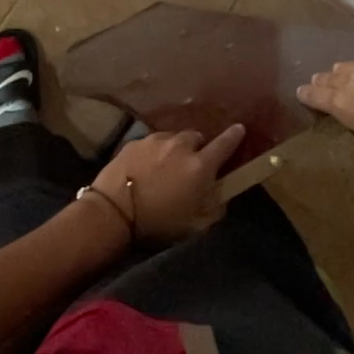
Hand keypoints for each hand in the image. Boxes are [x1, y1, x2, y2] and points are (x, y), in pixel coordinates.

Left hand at [90, 124, 245, 241]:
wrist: (114, 210)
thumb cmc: (159, 222)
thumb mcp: (196, 225)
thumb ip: (215, 207)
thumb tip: (221, 194)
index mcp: (199, 166)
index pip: (224, 145)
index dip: (234, 137)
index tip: (239, 129)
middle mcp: (179, 146)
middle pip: (196, 138)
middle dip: (198, 148)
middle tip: (193, 165)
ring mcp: (155, 140)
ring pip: (173, 138)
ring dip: (175, 149)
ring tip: (167, 167)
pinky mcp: (134, 141)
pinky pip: (152, 143)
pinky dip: (155, 152)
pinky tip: (146, 168)